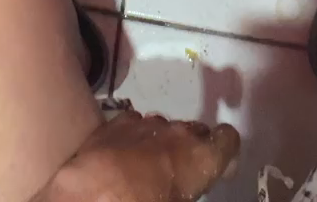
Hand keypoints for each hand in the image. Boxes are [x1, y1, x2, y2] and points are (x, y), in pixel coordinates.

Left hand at [34, 112, 239, 201]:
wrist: (89, 198)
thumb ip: (191, 192)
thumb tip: (187, 190)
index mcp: (200, 155)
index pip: (228, 139)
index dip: (226, 152)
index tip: (220, 168)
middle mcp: (176, 131)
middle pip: (195, 132)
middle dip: (192, 149)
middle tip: (182, 177)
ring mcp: (144, 122)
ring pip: (164, 128)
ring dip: (163, 144)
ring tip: (151, 170)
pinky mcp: (115, 121)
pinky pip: (136, 126)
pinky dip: (136, 139)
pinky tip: (125, 160)